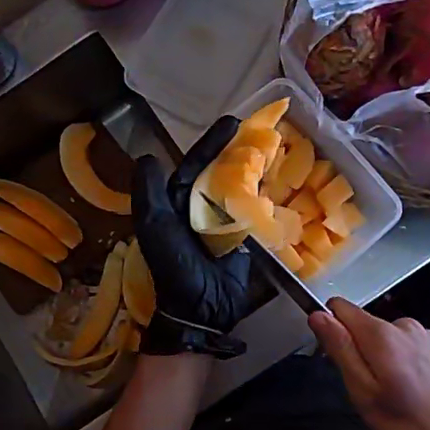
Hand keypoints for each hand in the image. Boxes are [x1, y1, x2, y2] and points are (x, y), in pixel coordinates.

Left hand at [132, 115, 253, 357]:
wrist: (201, 306)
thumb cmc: (174, 265)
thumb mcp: (154, 227)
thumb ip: (149, 193)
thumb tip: (148, 156)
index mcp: (178, 201)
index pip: (196, 164)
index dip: (212, 143)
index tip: (232, 123)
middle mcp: (202, 207)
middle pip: (222, 172)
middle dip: (238, 151)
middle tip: (260, 131)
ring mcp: (226, 222)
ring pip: (241, 188)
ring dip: (255, 170)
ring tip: (275, 149)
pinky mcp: (246, 237)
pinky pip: (256, 211)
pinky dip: (267, 196)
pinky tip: (281, 180)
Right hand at [309, 299, 429, 429]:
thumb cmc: (411, 425)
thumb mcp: (364, 394)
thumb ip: (341, 350)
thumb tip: (318, 315)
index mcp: (381, 333)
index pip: (339, 307)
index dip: (331, 330)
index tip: (338, 362)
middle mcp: (403, 324)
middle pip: (361, 324)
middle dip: (356, 351)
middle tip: (368, 391)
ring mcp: (423, 333)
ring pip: (382, 337)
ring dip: (379, 359)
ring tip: (392, 395)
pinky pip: (403, 345)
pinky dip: (399, 362)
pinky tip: (412, 391)